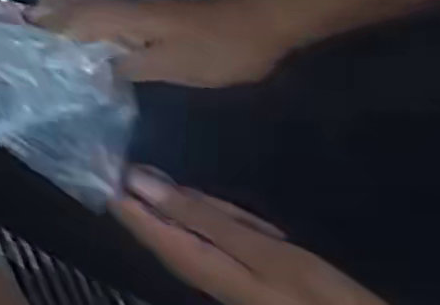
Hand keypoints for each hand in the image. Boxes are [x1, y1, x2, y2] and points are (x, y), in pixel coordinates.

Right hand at [27, 0, 290, 87]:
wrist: (256, 23)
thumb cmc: (213, 49)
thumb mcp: (171, 66)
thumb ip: (124, 67)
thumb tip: (85, 71)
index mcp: (108, 18)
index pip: (57, 22)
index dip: (32, 32)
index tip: (8, 46)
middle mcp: (105, 5)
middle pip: (56, 7)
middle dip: (31, 20)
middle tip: (9, 40)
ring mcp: (119, 5)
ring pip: (69, 3)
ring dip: (47, 15)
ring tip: (27, 32)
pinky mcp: (132, 10)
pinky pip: (84, 7)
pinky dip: (67, 13)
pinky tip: (68, 27)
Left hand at [114, 167, 387, 304]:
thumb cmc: (322, 300)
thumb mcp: (264, 252)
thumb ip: (194, 214)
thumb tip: (133, 177)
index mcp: (183, 258)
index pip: (123, 208)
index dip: (117, 176)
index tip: (121, 150)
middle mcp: (185, 262)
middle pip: (159, 209)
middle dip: (193, 202)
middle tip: (244, 222)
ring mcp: (208, 266)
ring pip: (192, 217)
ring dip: (224, 216)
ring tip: (269, 239)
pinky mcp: (232, 268)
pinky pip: (218, 233)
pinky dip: (241, 230)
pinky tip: (273, 241)